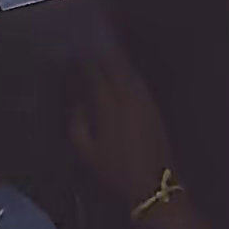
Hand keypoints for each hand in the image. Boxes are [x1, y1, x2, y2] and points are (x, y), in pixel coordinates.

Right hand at [70, 53, 175, 208]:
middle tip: (90, 43)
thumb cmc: (115, 170)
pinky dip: (129, 71)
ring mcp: (142, 99)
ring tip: (105, 49)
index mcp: (107, 104)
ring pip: (128, 70)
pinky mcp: (153, 106)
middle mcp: (126, 95)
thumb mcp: (85, 150)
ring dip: (116, 58)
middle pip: (113, 65)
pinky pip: (138, 81)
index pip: (94, 72)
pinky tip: (123, 70)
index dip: (84, 60)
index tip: (74, 51)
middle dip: (101, 52)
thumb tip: (77, 102)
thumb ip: (76, 122)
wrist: (153, 185)